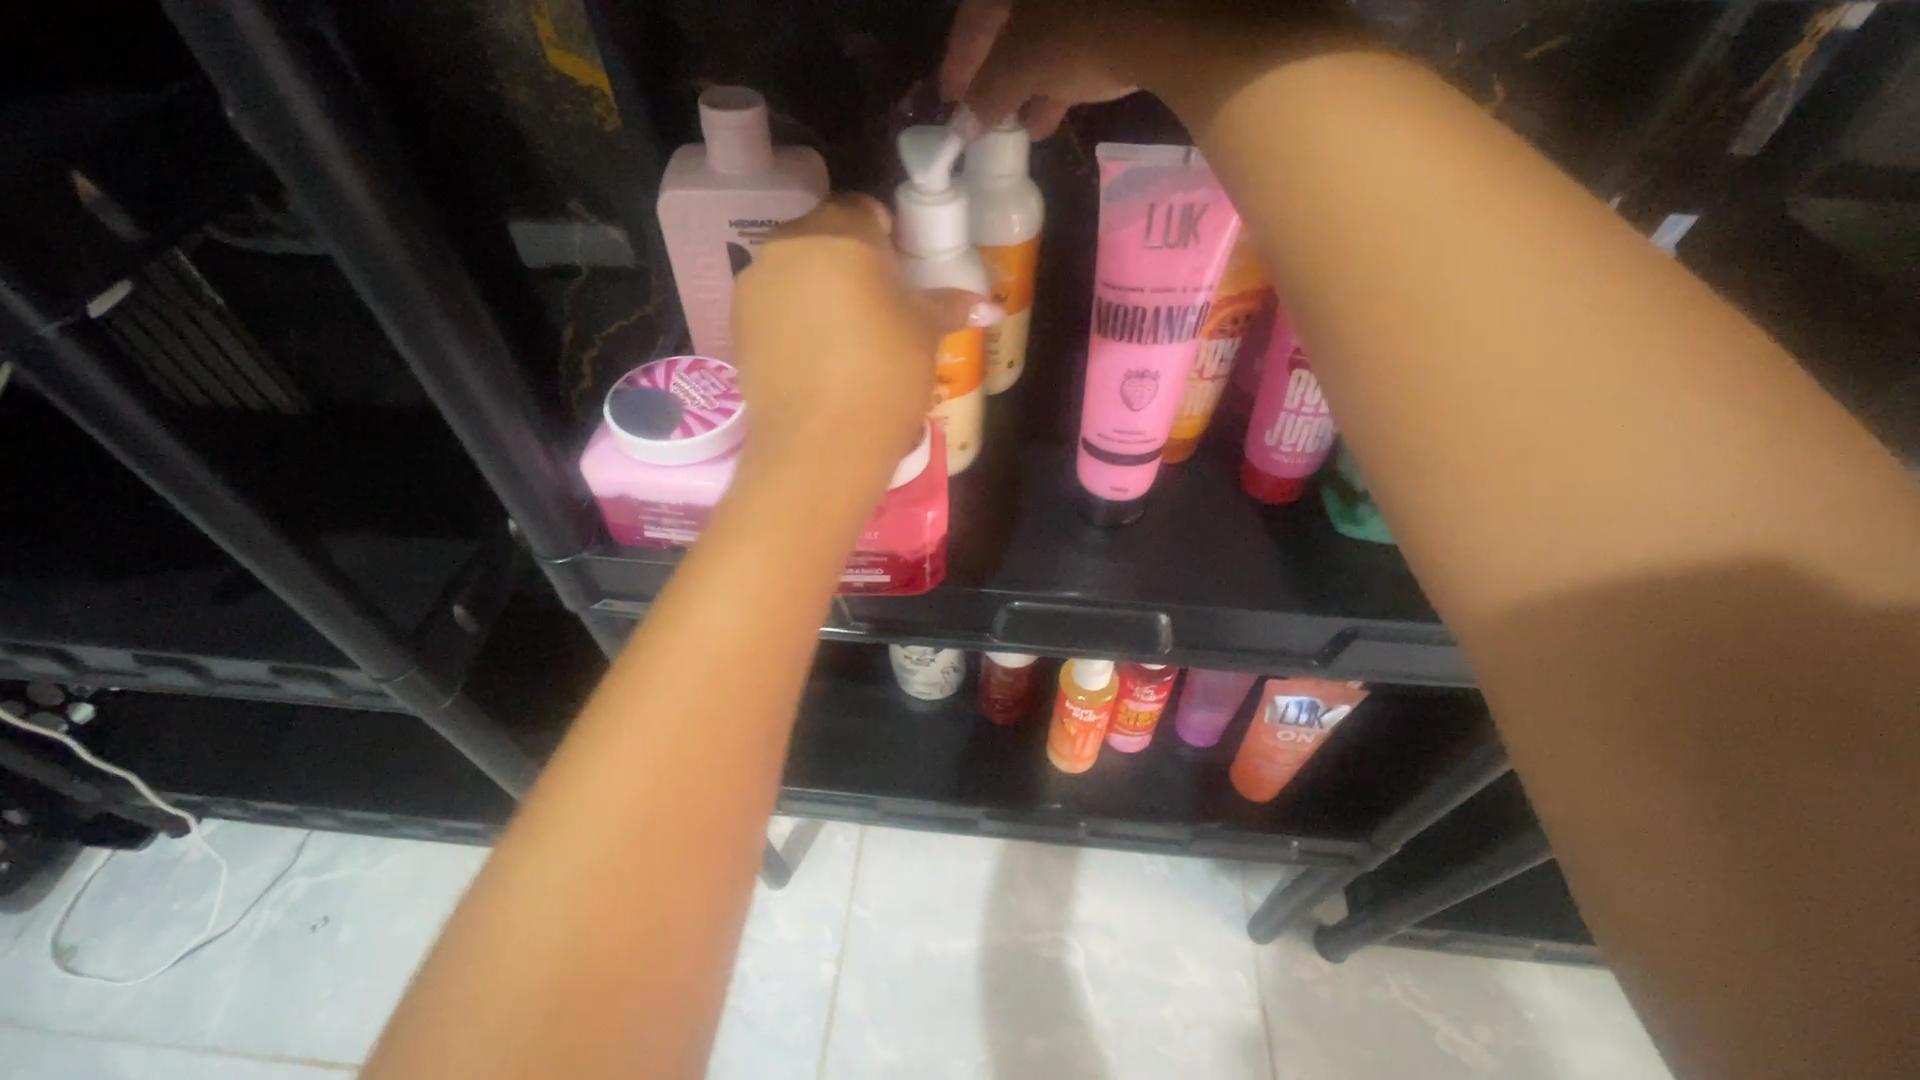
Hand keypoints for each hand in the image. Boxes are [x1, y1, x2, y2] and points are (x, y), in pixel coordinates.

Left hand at [731, 194, 979, 491]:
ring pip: (794, 273)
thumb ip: (949, 306)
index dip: (886, 238)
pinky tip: (816, 360)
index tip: (901, 274)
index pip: (864, 210)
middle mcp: (787, 245)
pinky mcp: (736, 326)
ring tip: (846, 339)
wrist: (819, 443)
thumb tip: (988, 305)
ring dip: (819, 291)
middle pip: (824, 238)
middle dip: (850, 263)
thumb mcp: (925, 333)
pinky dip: (793, 321)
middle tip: (879, 307)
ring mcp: (754, 285)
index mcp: (840, 232)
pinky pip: (773, 308)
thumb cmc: (885, 373)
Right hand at [941, 0, 1367, 137]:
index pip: (977, 12)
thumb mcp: (1025, 64)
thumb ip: (987, 93)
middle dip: (1000, 71)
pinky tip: (1064, 107)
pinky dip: (1072, 68)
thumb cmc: (1086, 29)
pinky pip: (1090, 32)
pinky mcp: (1137, 10)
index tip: (950, 99)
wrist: (1187, 14)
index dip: (960, 58)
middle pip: (1016, 18)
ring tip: (1029, 127)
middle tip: (990, 116)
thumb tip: (961, 126)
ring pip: (1055, 27)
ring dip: (1037, 78)